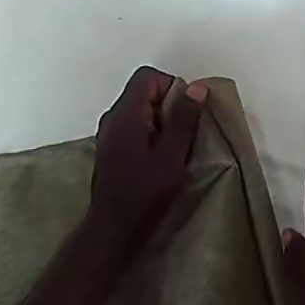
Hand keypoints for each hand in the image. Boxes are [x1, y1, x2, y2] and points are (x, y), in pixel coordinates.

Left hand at [87, 66, 206, 245]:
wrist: (114, 227)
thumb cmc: (145, 193)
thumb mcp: (172, 155)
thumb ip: (184, 119)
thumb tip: (196, 88)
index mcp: (125, 114)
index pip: (147, 77)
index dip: (172, 86)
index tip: (187, 111)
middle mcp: (112, 118)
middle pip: (142, 91)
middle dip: (168, 105)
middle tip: (184, 132)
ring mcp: (108, 134)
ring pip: (139, 110)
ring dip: (161, 121)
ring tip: (175, 148)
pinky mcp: (110, 149)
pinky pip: (133, 127)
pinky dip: (150, 133)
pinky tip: (161, 158)